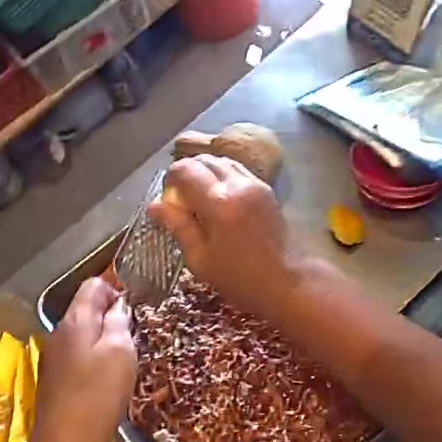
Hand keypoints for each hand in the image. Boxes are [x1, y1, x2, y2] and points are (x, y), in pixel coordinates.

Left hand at [21, 277, 134, 441]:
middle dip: (111, 317)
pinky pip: (78, 356)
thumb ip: (120, 322)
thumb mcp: (121, 352)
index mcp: (75, 319)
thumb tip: (119, 305)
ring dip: (104, 340)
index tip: (135, 311)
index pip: (93, 285)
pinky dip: (94, 360)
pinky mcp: (55, 379)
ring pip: (83, 334)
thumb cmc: (98, 394)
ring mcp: (54, 356)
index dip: (116, 291)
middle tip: (134, 338)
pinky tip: (106, 380)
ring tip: (124, 361)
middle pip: (87, 309)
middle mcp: (59, 332)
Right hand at [148, 155, 318, 321]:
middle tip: (181, 199)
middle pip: (203, 160)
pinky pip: (238, 171)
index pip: (185, 170)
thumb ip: (177, 226)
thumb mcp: (200, 259)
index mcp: (218, 203)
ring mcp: (255, 184)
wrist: (287, 281)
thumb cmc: (239, 278)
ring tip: (200, 199)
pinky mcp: (267, 189)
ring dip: (206, 172)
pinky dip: (223, 176)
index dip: (170, 179)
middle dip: (187, 173)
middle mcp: (237, 185)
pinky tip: (220, 200)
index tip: (168, 199)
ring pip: (222, 161)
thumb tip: (153, 205)